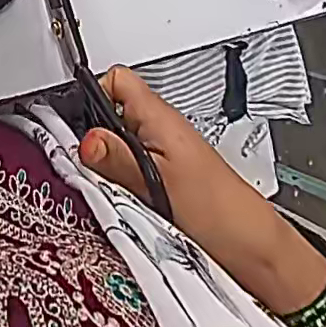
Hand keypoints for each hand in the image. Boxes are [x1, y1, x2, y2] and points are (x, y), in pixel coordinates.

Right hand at [80, 67, 325, 314]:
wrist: (253, 247)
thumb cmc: (219, 210)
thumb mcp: (158, 183)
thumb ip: (117, 159)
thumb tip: (84, 140)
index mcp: (158, 117)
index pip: (116, 79)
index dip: (91, 92)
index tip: (73, 123)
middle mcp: (159, 129)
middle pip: (110, 113)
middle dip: (94, 137)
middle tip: (87, 165)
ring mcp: (162, 154)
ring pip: (118, 143)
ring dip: (107, 165)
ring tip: (110, 189)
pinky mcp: (164, 178)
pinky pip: (130, 168)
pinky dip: (121, 184)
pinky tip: (125, 203)